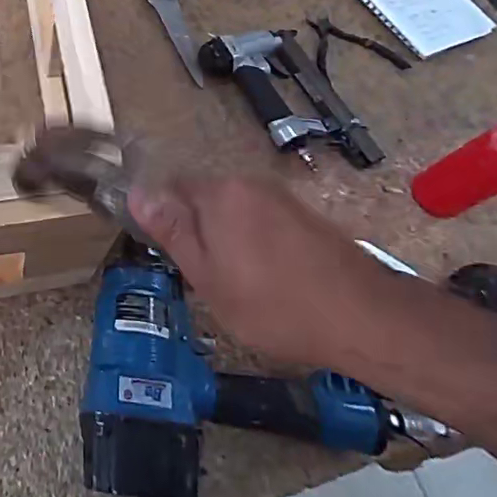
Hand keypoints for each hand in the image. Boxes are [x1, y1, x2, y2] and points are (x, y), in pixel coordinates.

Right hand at [127, 172, 413, 369]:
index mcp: (220, 193)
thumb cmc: (273, 305)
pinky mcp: (302, 213)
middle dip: (198, 232)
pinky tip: (267, 279)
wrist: (360, 314)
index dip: (164, 223)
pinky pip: (262, 221)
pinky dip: (254, 244)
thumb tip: (137, 193)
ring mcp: (280, 196)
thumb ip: (173, 231)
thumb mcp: (209, 277)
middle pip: (205, 199)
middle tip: (203, 279)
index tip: (170, 258)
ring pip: (234, 212)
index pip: (172, 190)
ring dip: (227, 240)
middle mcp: (249, 183)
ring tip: (237, 285)